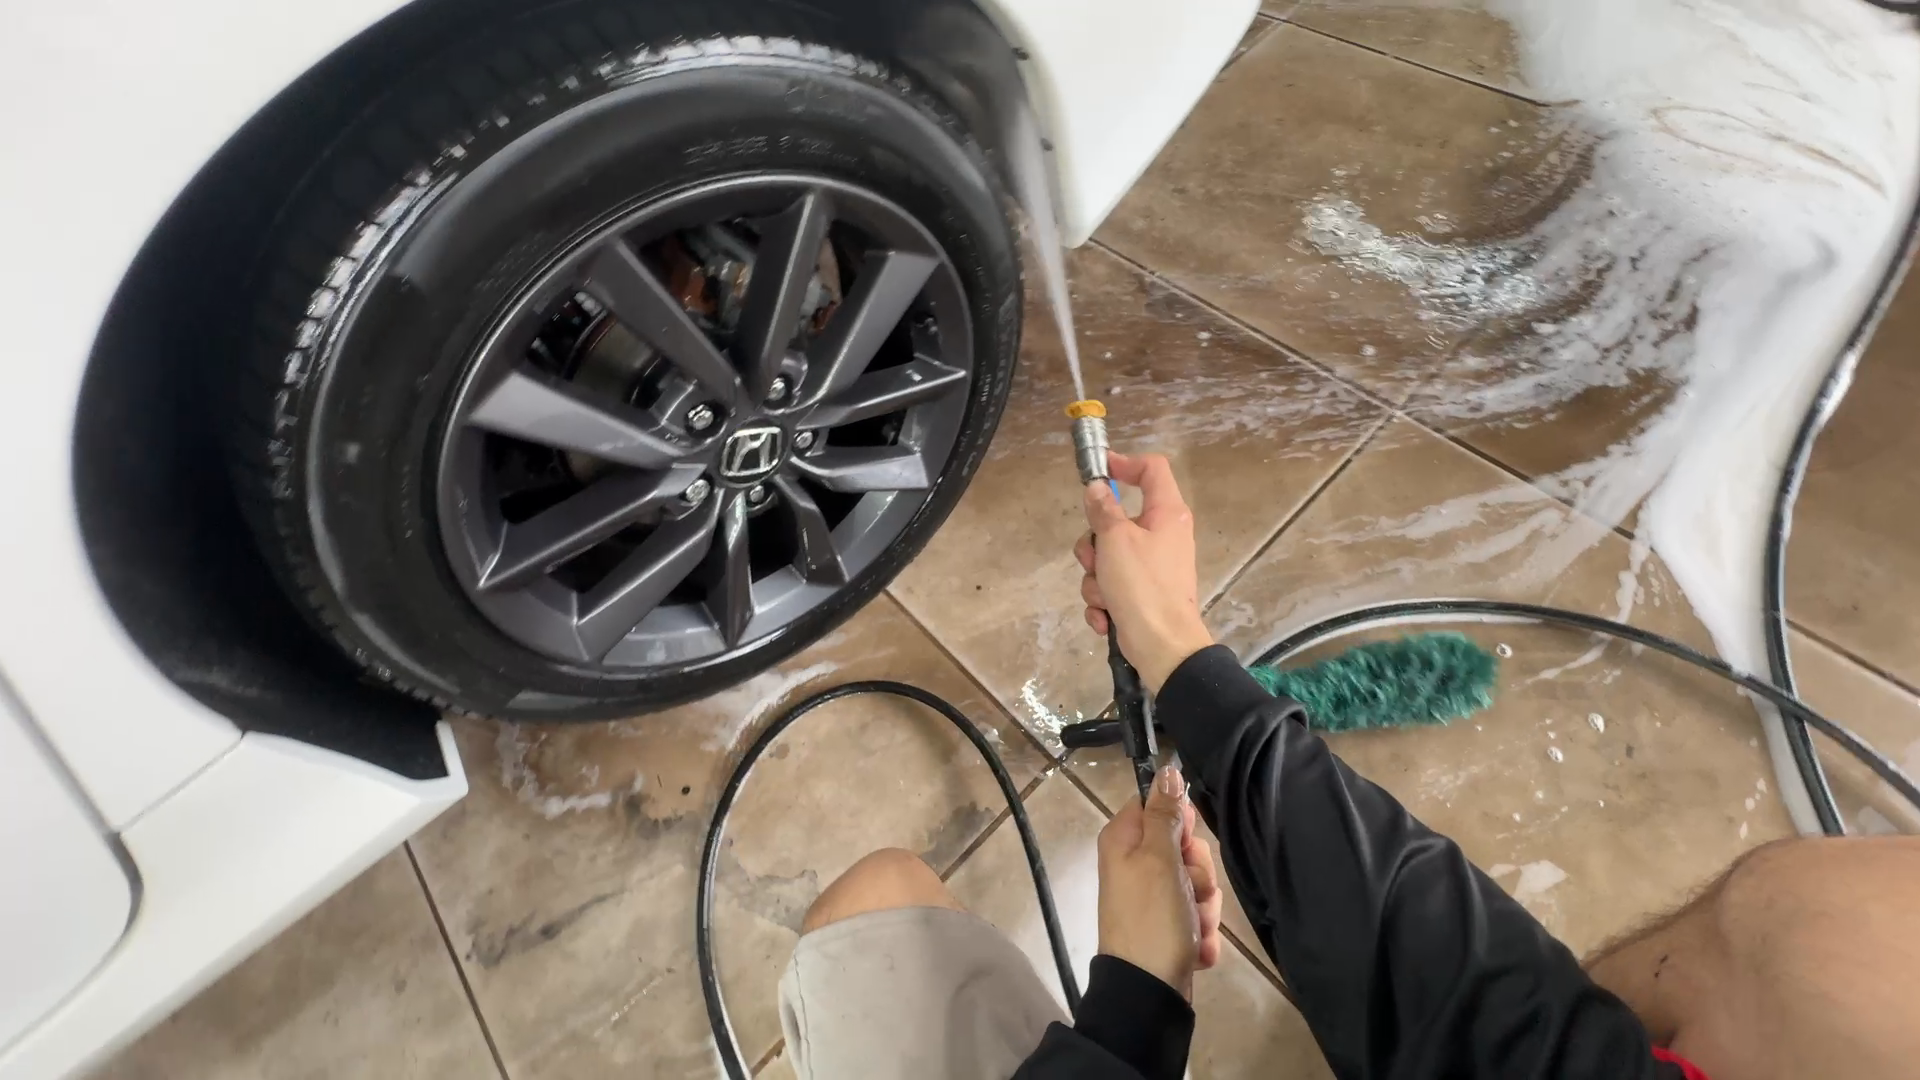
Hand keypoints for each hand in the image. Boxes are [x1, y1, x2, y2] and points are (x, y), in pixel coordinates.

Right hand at [1074, 452, 1214, 691]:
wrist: (1162, 646)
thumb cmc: (1142, 585)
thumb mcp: (1115, 540)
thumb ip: (1104, 509)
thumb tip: (1097, 488)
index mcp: (1166, 513)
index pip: (1151, 470)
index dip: (1124, 463)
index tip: (1097, 471)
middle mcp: (1163, 535)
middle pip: (1117, 520)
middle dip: (1094, 543)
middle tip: (1094, 558)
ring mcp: (1152, 567)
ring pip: (1107, 558)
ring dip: (1096, 579)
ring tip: (1104, 596)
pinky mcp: (1142, 595)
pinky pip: (1111, 587)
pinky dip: (1104, 602)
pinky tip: (1107, 617)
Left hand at [1097, 765, 1225, 999]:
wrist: (1148, 992)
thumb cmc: (1151, 916)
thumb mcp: (1157, 857)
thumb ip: (1163, 813)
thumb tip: (1165, 769)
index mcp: (1123, 840)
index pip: (1157, 806)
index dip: (1179, 823)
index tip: (1185, 841)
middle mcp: (1135, 863)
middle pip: (1183, 847)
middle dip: (1198, 872)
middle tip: (1188, 889)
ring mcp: (1153, 897)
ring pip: (1197, 883)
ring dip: (1204, 906)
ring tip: (1191, 924)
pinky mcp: (1170, 926)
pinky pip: (1198, 915)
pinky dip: (1202, 931)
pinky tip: (1195, 946)